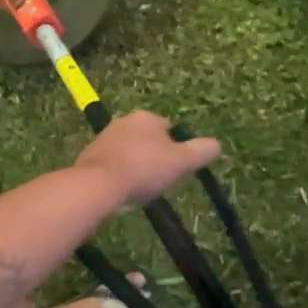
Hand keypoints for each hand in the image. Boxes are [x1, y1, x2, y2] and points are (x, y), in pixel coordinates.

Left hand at [74, 111, 221, 206]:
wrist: (99, 184)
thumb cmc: (144, 169)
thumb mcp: (182, 161)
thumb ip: (202, 151)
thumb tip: (215, 145)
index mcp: (145, 117)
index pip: (170, 130)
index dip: (178, 150)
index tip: (178, 169)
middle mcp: (123, 121)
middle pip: (149, 141)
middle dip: (157, 158)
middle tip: (161, 180)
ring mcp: (104, 137)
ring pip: (131, 152)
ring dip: (139, 167)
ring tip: (142, 187)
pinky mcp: (91, 154)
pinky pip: (114, 163)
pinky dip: (122, 174)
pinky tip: (124, 189)